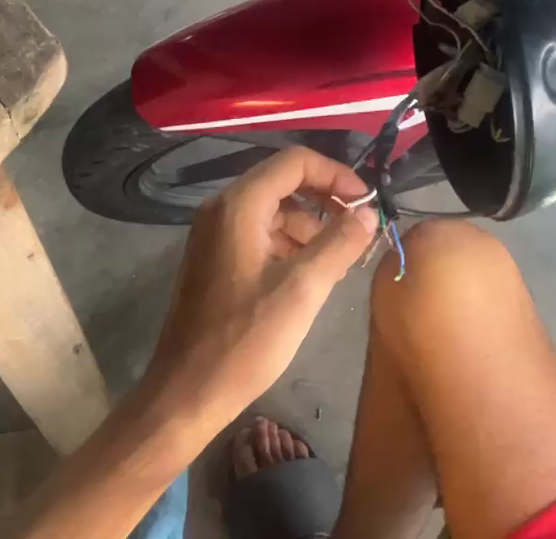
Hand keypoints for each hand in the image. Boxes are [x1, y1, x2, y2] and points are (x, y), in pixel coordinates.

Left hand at [141, 147, 379, 426]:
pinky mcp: (216, 257)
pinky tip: (312, 274)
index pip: (296, 162)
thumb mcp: (302, 290)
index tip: (367, 204)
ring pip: (274, 208)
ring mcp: (215, 233)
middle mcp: (222, 208)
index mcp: (239, 205)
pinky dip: (290, 243)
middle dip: (326, 200)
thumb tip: (369, 213)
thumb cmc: (244, 340)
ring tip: (342, 259)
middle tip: (359, 230)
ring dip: (311, 225)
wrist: (186, 393)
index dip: (336, 175)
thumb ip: (340, 244)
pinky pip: (260, 232)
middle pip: (284, 181)